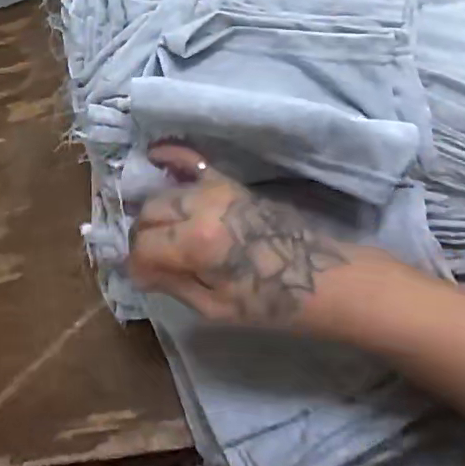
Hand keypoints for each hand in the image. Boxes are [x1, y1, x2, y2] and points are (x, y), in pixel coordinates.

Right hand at [130, 142, 380, 330]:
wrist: (327, 279)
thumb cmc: (273, 304)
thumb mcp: (215, 309)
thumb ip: (171, 283)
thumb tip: (139, 271)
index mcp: (197, 243)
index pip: (142, 246)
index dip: (137, 266)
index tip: (143, 279)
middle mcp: (200, 207)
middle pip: (148, 214)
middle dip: (143, 239)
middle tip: (153, 261)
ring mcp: (215, 189)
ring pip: (162, 195)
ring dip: (155, 216)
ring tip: (164, 237)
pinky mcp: (228, 182)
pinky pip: (190, 162)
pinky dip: (172, 158)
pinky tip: (155, 156)